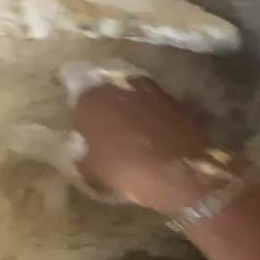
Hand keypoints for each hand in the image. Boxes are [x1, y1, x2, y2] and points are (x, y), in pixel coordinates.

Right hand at [66, 64, 220, 214]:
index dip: (82, 123)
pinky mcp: (176, 100)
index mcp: (91, 100)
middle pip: (106, 95)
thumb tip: (83, 153)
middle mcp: (118, 87)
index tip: (86, 139)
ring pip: (133, 97)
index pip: (78, 106)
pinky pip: (158, 107)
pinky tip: (159, 134)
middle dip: (106, 111)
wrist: (182, 173)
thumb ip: (83, 158)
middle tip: (109, 133)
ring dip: (132, 110)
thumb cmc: (127, 170)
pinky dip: (156, 117)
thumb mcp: (94, 171)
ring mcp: (150, 90)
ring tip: (135, 132)